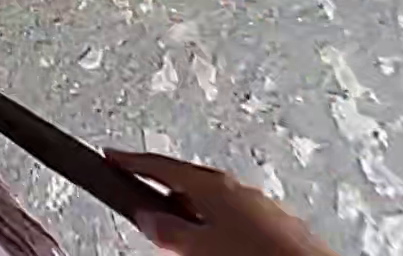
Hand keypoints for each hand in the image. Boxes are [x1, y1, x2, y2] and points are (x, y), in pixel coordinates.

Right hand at [105, 150, 337, 255]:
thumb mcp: (198, 246)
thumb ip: (166, 229)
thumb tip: (146, 218)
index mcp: (212, 182)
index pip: (157, 163)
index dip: (129, 161)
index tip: (111, 156)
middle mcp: (239, 190)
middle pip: (189, 184)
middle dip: (167, 195)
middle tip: (148, 205)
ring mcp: (269, 213)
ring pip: (218, 207)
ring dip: (197, 216)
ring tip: (189, 240)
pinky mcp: (291, 237)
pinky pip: (242, 225)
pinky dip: (225, 231)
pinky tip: (226, 249)